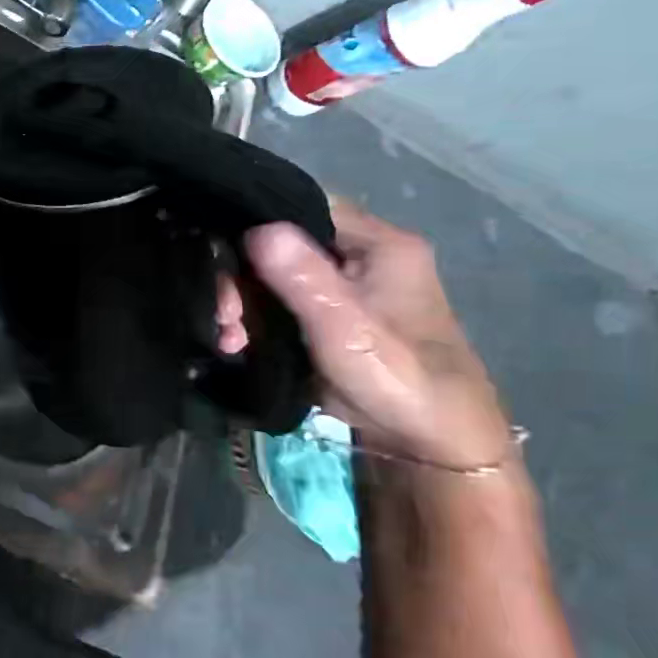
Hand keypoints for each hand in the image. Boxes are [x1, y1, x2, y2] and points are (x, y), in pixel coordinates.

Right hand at [223, 197, 512, 470]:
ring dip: (244, 303)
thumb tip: (257, 228)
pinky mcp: (330, 318)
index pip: (302, 202)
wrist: (435, 455)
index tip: (222, 254)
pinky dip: (255, 320)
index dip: (256, 220)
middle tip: (225, 313)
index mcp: (379, 243)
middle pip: (282, 242)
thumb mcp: (346, 329)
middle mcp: (362, 255)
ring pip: (274, 274)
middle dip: (243, 277)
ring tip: (229, 335)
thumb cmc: (402, 383)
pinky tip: (237, 342)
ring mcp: (346, 288)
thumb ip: (303, 278)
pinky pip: (280, 302)